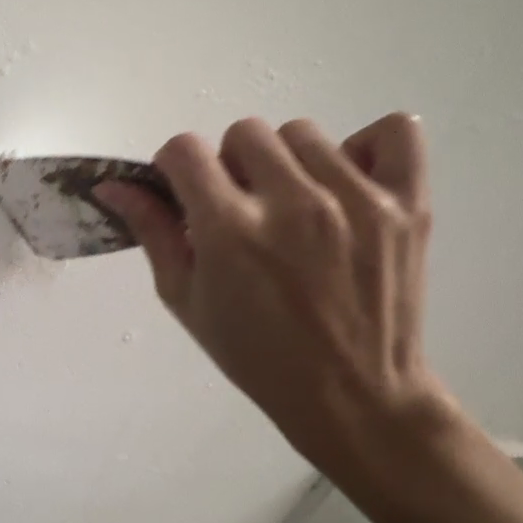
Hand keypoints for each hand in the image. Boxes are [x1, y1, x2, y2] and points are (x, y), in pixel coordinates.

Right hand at [95, 113, 450, 473]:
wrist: (351, 392)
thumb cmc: (252, 352)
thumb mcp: (184, 298)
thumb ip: (153, 232)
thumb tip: (114, 184)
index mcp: (229, 230)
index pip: (185, 150)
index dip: (175, 167)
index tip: (185, 193)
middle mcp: (292, 203)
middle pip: (243, 132)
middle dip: (229, 165)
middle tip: (239, 208)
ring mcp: (356, 199)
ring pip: (303, 132)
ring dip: (286, 161)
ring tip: (293, 206)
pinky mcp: (409, 203)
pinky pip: (392, 131)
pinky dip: (365, 147)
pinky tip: (347, 183)